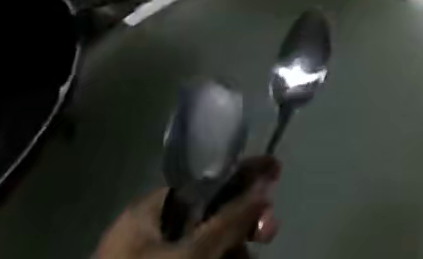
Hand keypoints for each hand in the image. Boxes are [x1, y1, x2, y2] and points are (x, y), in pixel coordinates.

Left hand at [93, 159, 280, 258]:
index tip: (276, 173)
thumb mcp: (192, 255)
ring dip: (235, 249)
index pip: (203, 179)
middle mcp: (147, 232)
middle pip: (209, 212)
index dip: (240, 173)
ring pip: (206, 244)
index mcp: (146, 213)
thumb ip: (231, 217)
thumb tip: (266, 183)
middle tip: (269, 232)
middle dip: (243, 221)